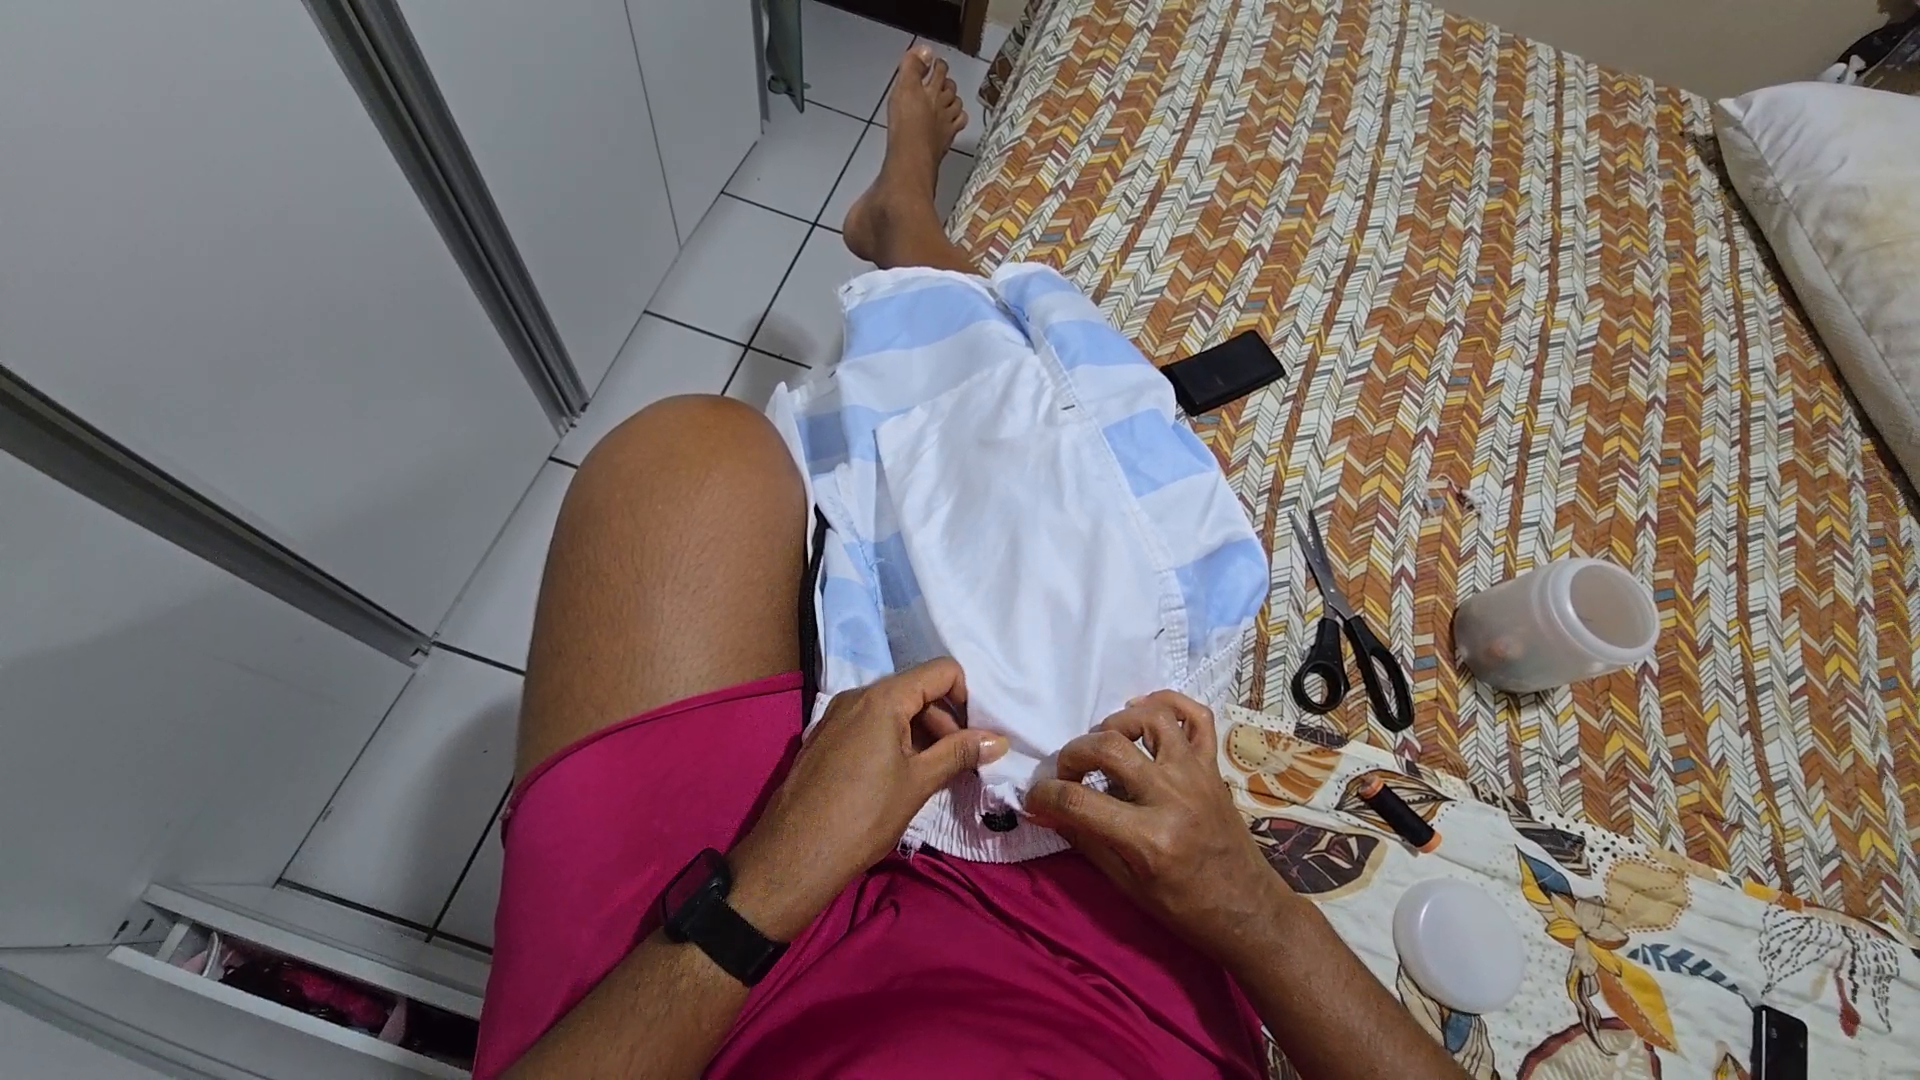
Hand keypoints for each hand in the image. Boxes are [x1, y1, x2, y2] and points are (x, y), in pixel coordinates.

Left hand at [727, 658, 1006, 939]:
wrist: (793, 857)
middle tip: (961, 763)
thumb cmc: (863, 817)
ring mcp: (837, 716)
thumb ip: (959, 753)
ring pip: (894, 710)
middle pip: (917, 690)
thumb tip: (998, 739)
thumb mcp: (918, 783)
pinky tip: (901, 779)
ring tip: (933, 776)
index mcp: (882, 698)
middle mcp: (857, 696)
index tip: (974, 736)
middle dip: (945, 721)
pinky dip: (895, 742)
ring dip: (921, 735)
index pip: (941, 671)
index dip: (966, 698)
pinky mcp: (826, 738)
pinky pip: (871, 726)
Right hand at [1024, 692, 1284, 959]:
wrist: (1247, 910)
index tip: (1035, 797)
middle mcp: (1172, 796)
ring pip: (1151, 718)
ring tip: (1104, 743)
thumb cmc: (1183, 907)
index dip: (1044, 795)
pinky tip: (1144, 709)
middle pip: (1108, 747)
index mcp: (1149, 838)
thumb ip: (1084, 839)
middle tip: (1067, 772)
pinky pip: (1197, 716)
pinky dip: (1169, 702)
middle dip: (1073, 754)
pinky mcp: (1213, 767)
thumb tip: (1045, 809)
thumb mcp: (1125, 885)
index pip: (1078, 801)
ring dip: (1116, 723)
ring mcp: (1197, 775)